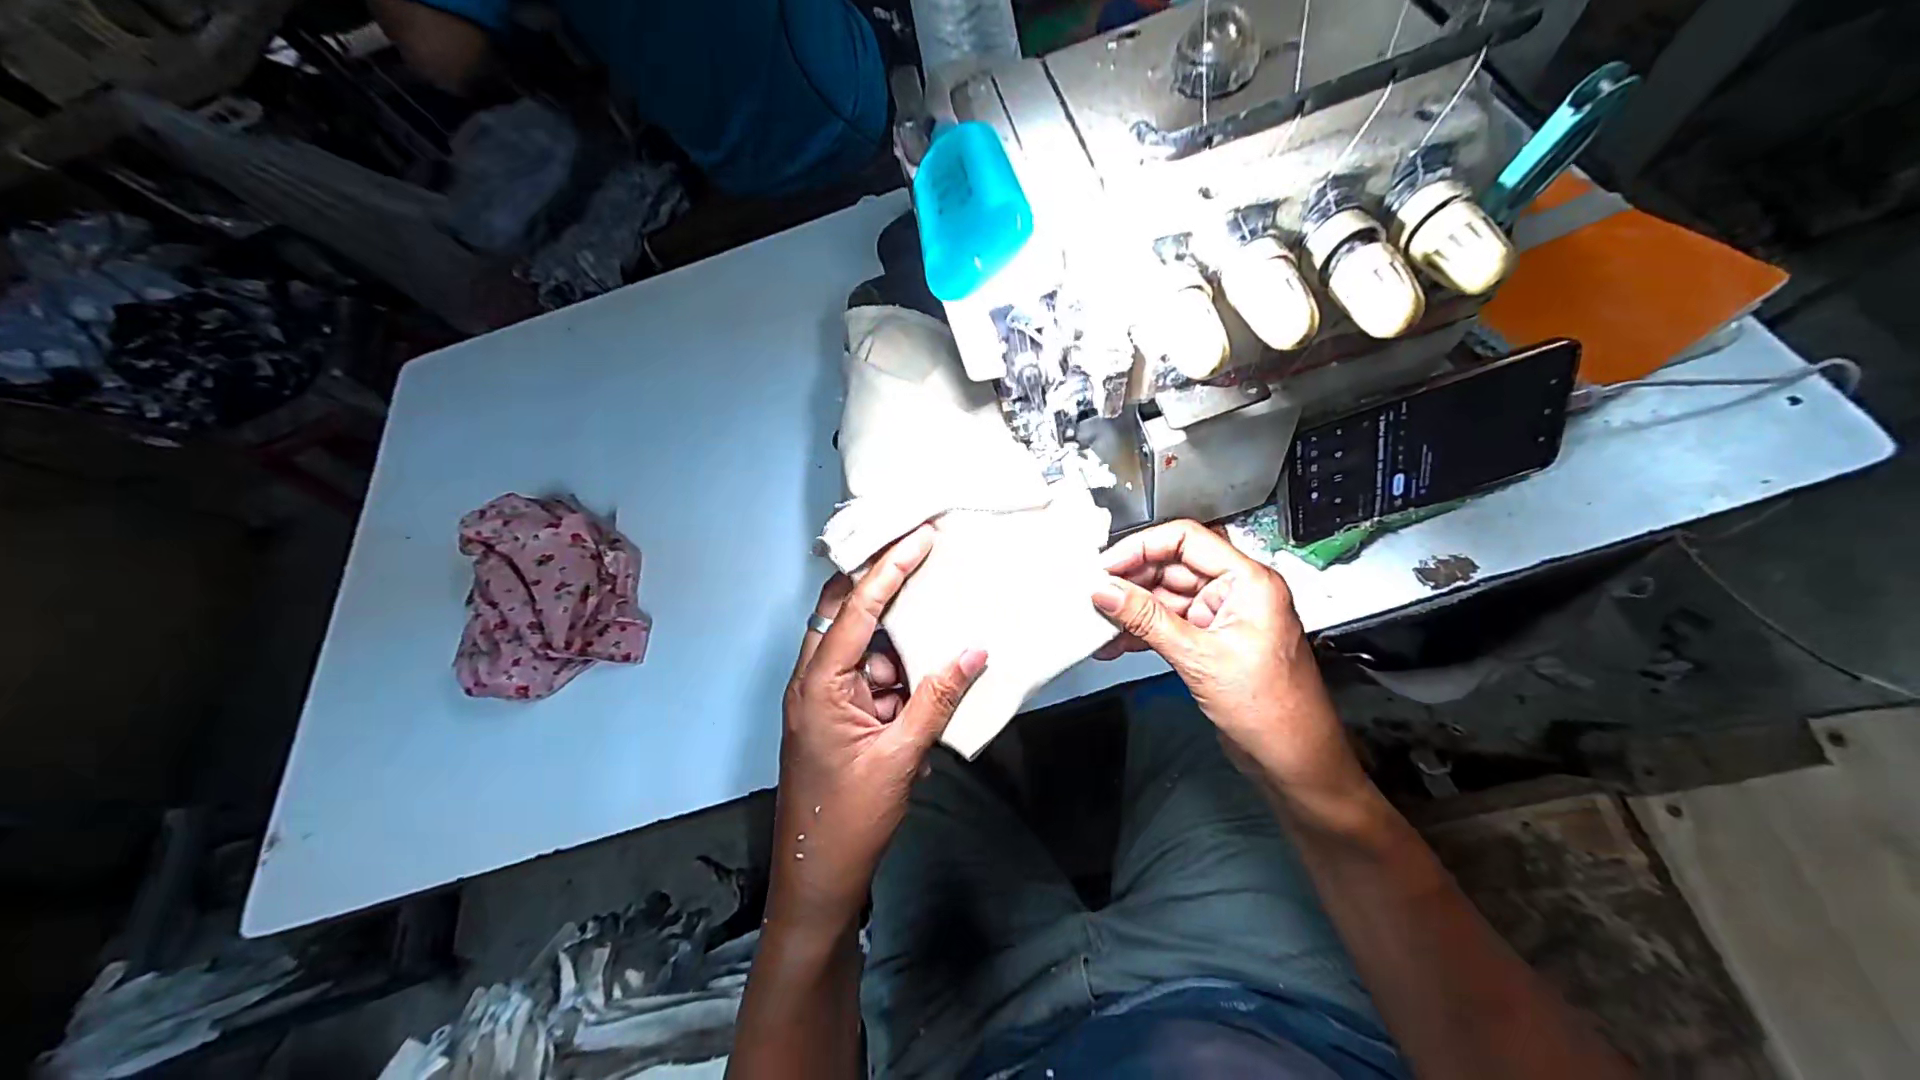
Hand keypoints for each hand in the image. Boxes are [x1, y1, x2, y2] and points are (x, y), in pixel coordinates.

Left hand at [773, 525, 987, 930]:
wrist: (818, 876)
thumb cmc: (848, 819)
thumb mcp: (900, 755)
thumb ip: (938, 699)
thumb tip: (975, 652)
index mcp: (818, 684)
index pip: (854, 609)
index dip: (889, 569)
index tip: (919, 538)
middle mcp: (815, 681)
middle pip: (848, 616)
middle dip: (886, 591)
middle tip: (927, 562)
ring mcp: (826, 699)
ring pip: (866, 650)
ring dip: (900, 647)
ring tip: (941, 639)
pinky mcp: (840, 717)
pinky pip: (873, 680)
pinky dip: (900, 680)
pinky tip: (928, 694)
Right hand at [1091, 520, 1358, 790]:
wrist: (1294, 760)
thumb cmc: (1275, 711)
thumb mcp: (1199, 658)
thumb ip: (1147, 620)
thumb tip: (1109, 592)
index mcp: (1249, 582)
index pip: (1186, 540)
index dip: (1141, 547)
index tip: (1108, 565)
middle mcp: (1238, 593)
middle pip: (1173, 567)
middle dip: (1132, 581)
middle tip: (1096, 593)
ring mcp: (1224, 617)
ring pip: (1167, 598)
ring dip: (1133, 610)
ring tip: (1101, 621)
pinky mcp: (1213, 641)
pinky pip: (1171, 624)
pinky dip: (1143, 631)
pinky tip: (1117, 643)